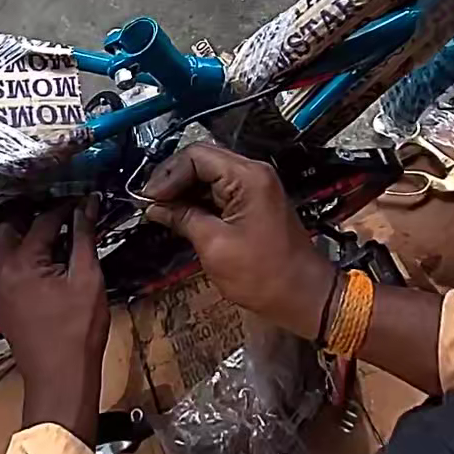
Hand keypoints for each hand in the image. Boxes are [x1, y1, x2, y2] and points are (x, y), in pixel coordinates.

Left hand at [0, 196, 109, 441]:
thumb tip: (88, 205)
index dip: (65, 208)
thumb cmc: (78, 331)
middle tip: (59, 210)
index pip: (43, 220)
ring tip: (52, 230)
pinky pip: (2, 265)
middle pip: (9, 225)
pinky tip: (41, 257)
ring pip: (2, 245)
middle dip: (32, 212)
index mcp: (20, 263)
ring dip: (22, 232)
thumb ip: (84, 236)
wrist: (60, 379)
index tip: (82, 201)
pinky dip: (18, 253)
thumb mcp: (87, 278)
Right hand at [140, 143, 337, 339]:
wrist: (306, 298)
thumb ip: (182, 218)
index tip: (148, 198)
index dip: (167, 174)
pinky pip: (217, 188)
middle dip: (172, 179)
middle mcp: (252, 172)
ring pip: (207, 173)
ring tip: (159, 209)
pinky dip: (196, 198)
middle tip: (149, 202)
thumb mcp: (214, 246)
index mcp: (247, 176)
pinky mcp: (253, 200)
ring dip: (182, 189)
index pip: (195, 156)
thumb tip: (154, 207)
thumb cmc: (264, 275)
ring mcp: (254, 184)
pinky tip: (179, 213)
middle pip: (200, 160)